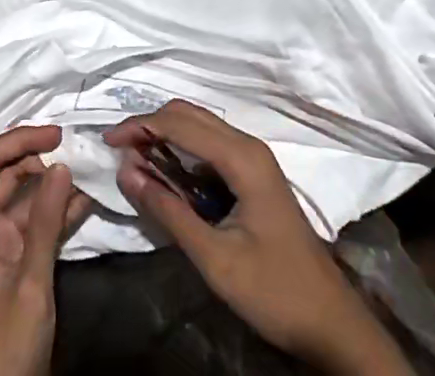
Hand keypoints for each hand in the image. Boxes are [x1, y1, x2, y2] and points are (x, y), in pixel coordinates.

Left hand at [0, 126, 90, 375]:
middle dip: (39, 156)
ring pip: (24, 193)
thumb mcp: (30, 283)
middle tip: (78, 147)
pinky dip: (60, 207)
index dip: (18, 141)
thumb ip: (46, 222)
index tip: (56, 133)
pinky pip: (37, 219)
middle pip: (4, 173)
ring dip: (55, 182)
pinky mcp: (16, 254)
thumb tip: (62, 165)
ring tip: (89, 169)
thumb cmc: (6, 346)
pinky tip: (88, 197)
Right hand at [105, 102, 412, 375]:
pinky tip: (164, 175)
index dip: (140, 126)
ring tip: (133, 162)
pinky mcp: (253, 175)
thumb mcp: (213, 257)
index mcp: (243, 158)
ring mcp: (254, 159)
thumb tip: (126, 171)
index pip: (181, 123)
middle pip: (190, 115)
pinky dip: (182, 152)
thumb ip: (168, 211)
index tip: (107, 143)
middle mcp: (249, 146)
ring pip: (200, 128)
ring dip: (165, 137)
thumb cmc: (273, 289)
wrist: (328, 319)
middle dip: (150, 126)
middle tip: (117, 151)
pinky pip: (210, 148)